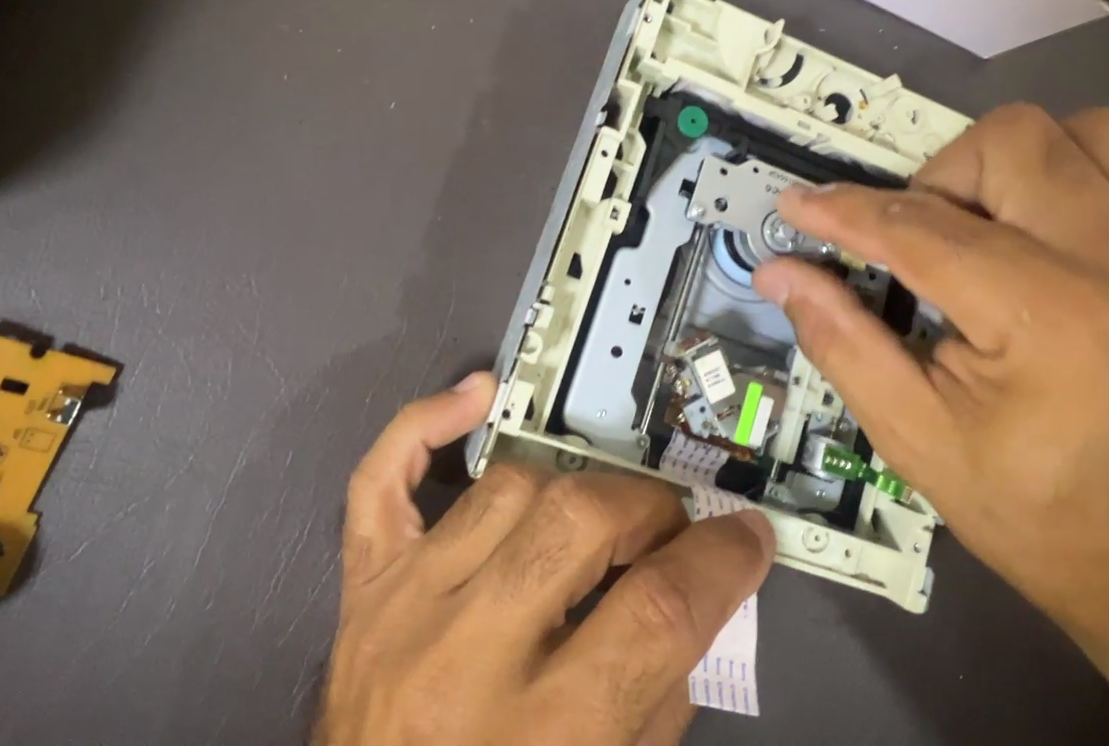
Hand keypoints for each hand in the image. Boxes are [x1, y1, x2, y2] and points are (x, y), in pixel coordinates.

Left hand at [318, 372, 774, 745]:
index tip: (746, 537)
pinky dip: (426, 424)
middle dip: (645, 510)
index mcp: (543, 735)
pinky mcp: (362, 587)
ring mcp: (402, 610)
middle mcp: (463, 660)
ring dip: (571, 489)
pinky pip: (380, 478)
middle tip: (663, 531)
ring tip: (595, 517)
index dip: (720, 559)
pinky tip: (475, 397)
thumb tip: (702, 578)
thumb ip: (664, 682)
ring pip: (506, 488)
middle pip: (578, 523)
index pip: (656, 610)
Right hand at [754, 104, 1108, 743]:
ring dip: (1006, 162)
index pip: (920, 228)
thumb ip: (843, 343)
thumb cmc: (1042, 521)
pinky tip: (1036, 229)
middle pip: (1008, 143)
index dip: (843, 212)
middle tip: (910, 247)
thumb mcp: (919, 443)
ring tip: (976, 228)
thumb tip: (781, 275)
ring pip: (1080, 129)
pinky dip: (1068, 168)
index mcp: (1046, 315)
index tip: (794, 207)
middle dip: (933, 180)